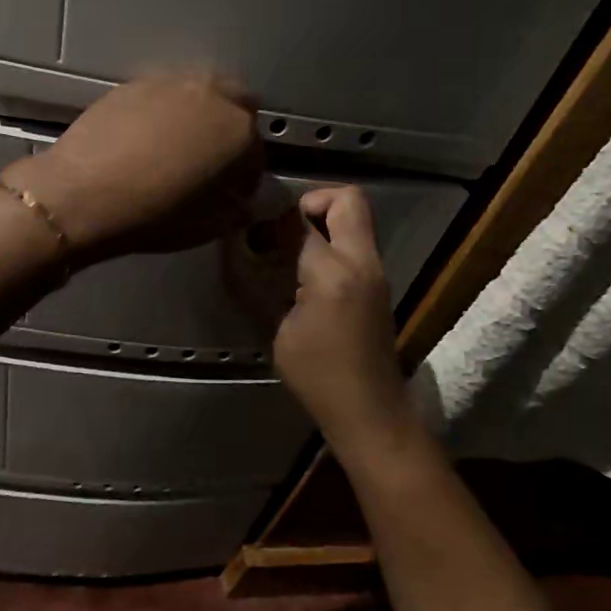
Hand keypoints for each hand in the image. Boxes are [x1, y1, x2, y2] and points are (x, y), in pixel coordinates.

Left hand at [0, 75, 261, 262]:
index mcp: (239, 132)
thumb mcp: (208, 226)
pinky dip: (165, 112)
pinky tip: (146, 137)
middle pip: (236, 105)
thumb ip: (236, 209)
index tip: (232, 194)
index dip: (246, 177)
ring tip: (179, 145)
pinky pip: (163, 95)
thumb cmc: (153, 215)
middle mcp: (211, 96)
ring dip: (200, 115)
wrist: (83, 193)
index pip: (257, 153)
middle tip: (211, 161)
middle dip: (231, 130)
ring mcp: (170, 84)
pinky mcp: (133, 84)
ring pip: (199, 93)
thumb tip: (240, 201)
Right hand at [272, 187, 414, 442]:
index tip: (252, 227)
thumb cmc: (317, 375)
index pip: (302, 219)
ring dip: (322, 220)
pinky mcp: (377, 284)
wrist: (369, 410)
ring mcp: (375, 272)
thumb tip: (234, 250)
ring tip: (286, 247)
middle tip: (279, 225)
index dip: (273, 216)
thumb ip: (256, 285)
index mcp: (333, 273)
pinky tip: (302, 271)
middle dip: (311, 200)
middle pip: (348, 199)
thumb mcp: (277, 330)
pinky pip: (356, 242)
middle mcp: (362, 262)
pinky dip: (331, 241)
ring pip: (356, 218)